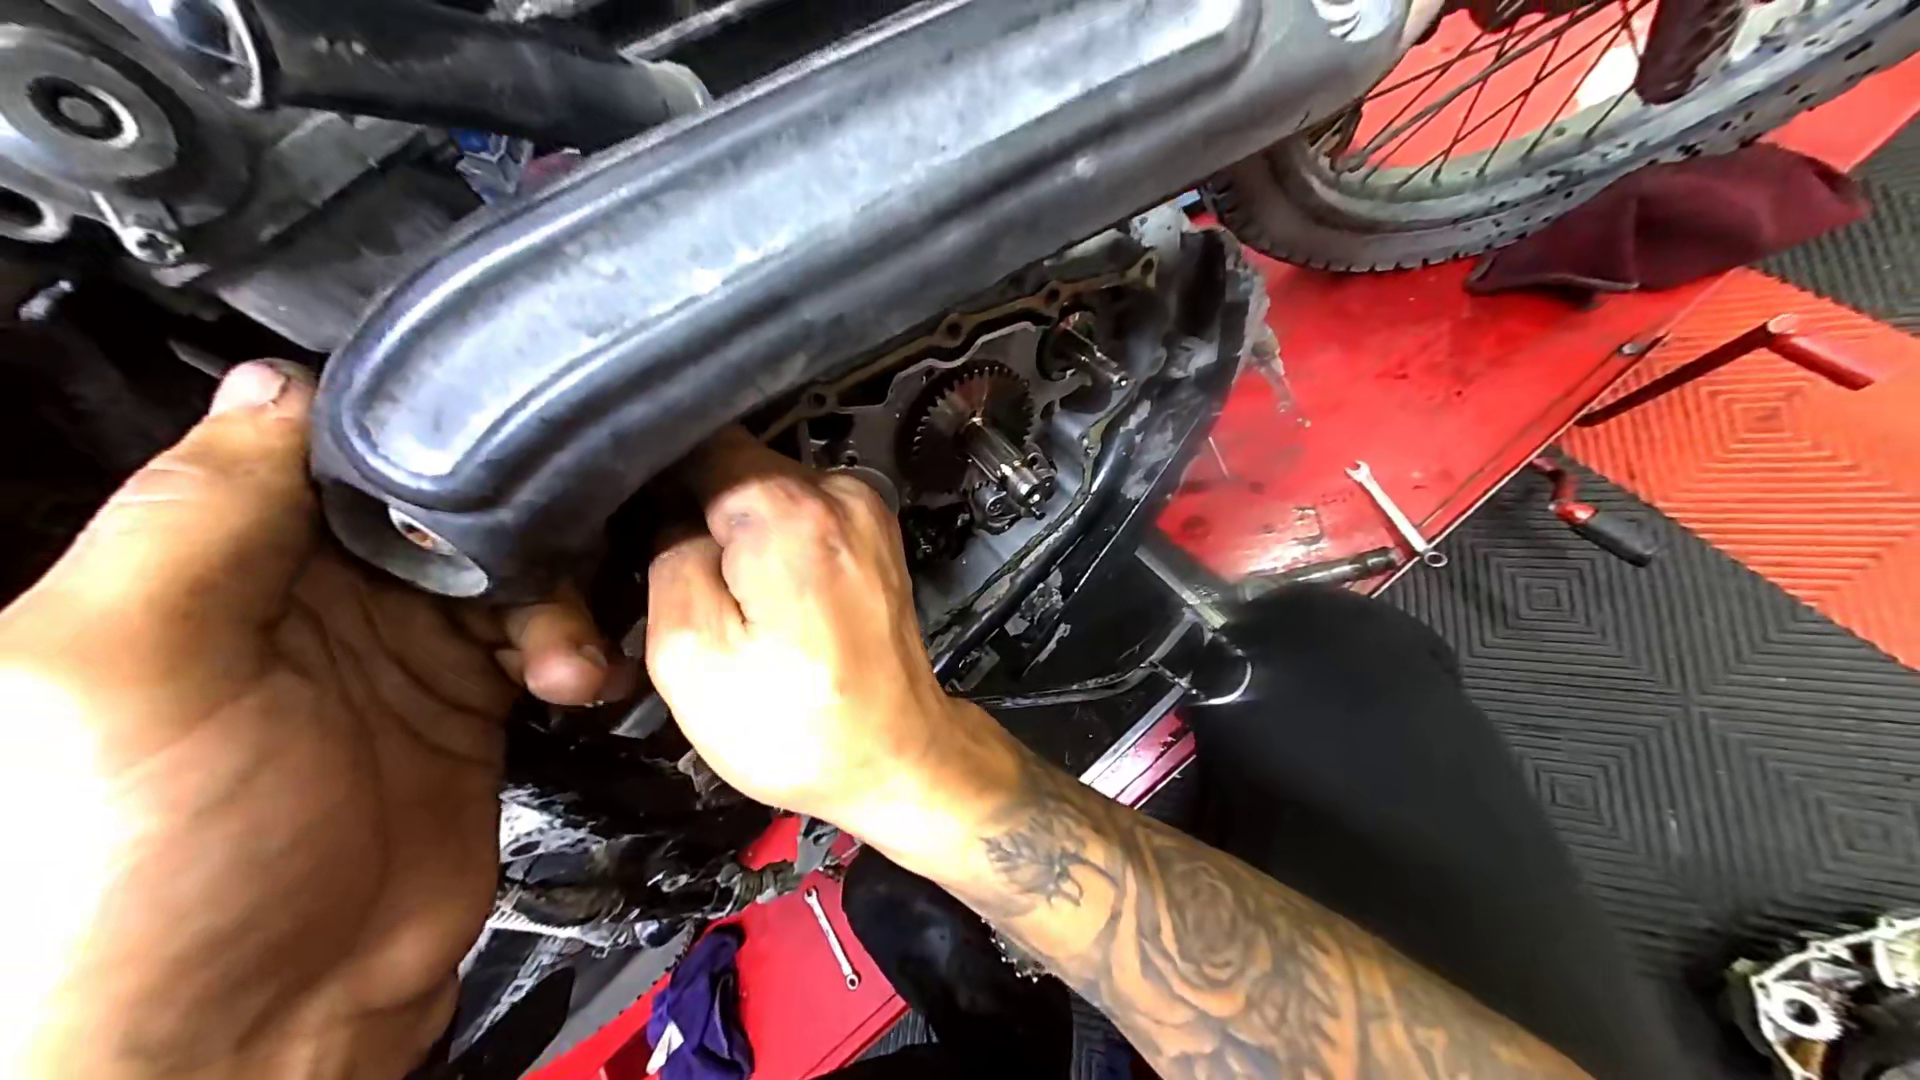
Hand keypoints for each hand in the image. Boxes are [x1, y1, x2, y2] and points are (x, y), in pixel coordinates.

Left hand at [0, 362, 623, 1079]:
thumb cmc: (143, 861)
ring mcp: (417, 650)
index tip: (508, 453)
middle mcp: (330, 594)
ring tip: (567, 663)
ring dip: (562, 604)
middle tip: (547, 576)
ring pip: (521, 574)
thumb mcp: (118, 674)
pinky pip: (552, 639)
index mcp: (232, 564)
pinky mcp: (483, 699)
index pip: (347, 456)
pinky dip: (580, 651)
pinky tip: (581, 684)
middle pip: (459, 514)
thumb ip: (194, 523)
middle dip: (522, 534)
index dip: (430, 444)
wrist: (261, 1018)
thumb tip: (275, 384)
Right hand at [645, 429, 1017, 847]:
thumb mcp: (689, 654)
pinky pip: (802, 518)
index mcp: (790, 510)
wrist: (894, 752)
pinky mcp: (874, 536)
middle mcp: (839, 492)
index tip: (644, 532)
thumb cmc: (799, 724)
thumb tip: (672, 519)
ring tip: (740, 603)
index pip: (697, 446)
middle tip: (695, 587)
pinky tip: (773, 600)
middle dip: (700, 517)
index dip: (657, 486)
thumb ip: (667, 560)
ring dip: (740, 538)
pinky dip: (777, 548)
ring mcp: (866, 511)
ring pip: (768, 495)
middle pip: (736, 469)